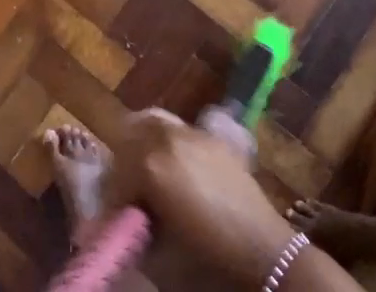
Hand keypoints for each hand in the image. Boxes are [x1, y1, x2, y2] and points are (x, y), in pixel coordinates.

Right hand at [103, 108, 299, 284]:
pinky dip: (169, 141)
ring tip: (149, 170)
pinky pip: (180, 128)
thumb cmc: (206, 254)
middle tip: (129, 189)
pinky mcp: (215, 138)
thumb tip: (115, 214)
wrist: (263, 254)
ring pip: (153, 122)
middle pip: (128, 135)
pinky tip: (178, 165)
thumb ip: (130, 221)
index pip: (114, 174)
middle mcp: (168, 138)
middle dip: (124, 162)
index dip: (112, 199)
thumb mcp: (157, 246)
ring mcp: (194, 133)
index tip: (116, 217)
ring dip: (144, 144)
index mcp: (149, 164)